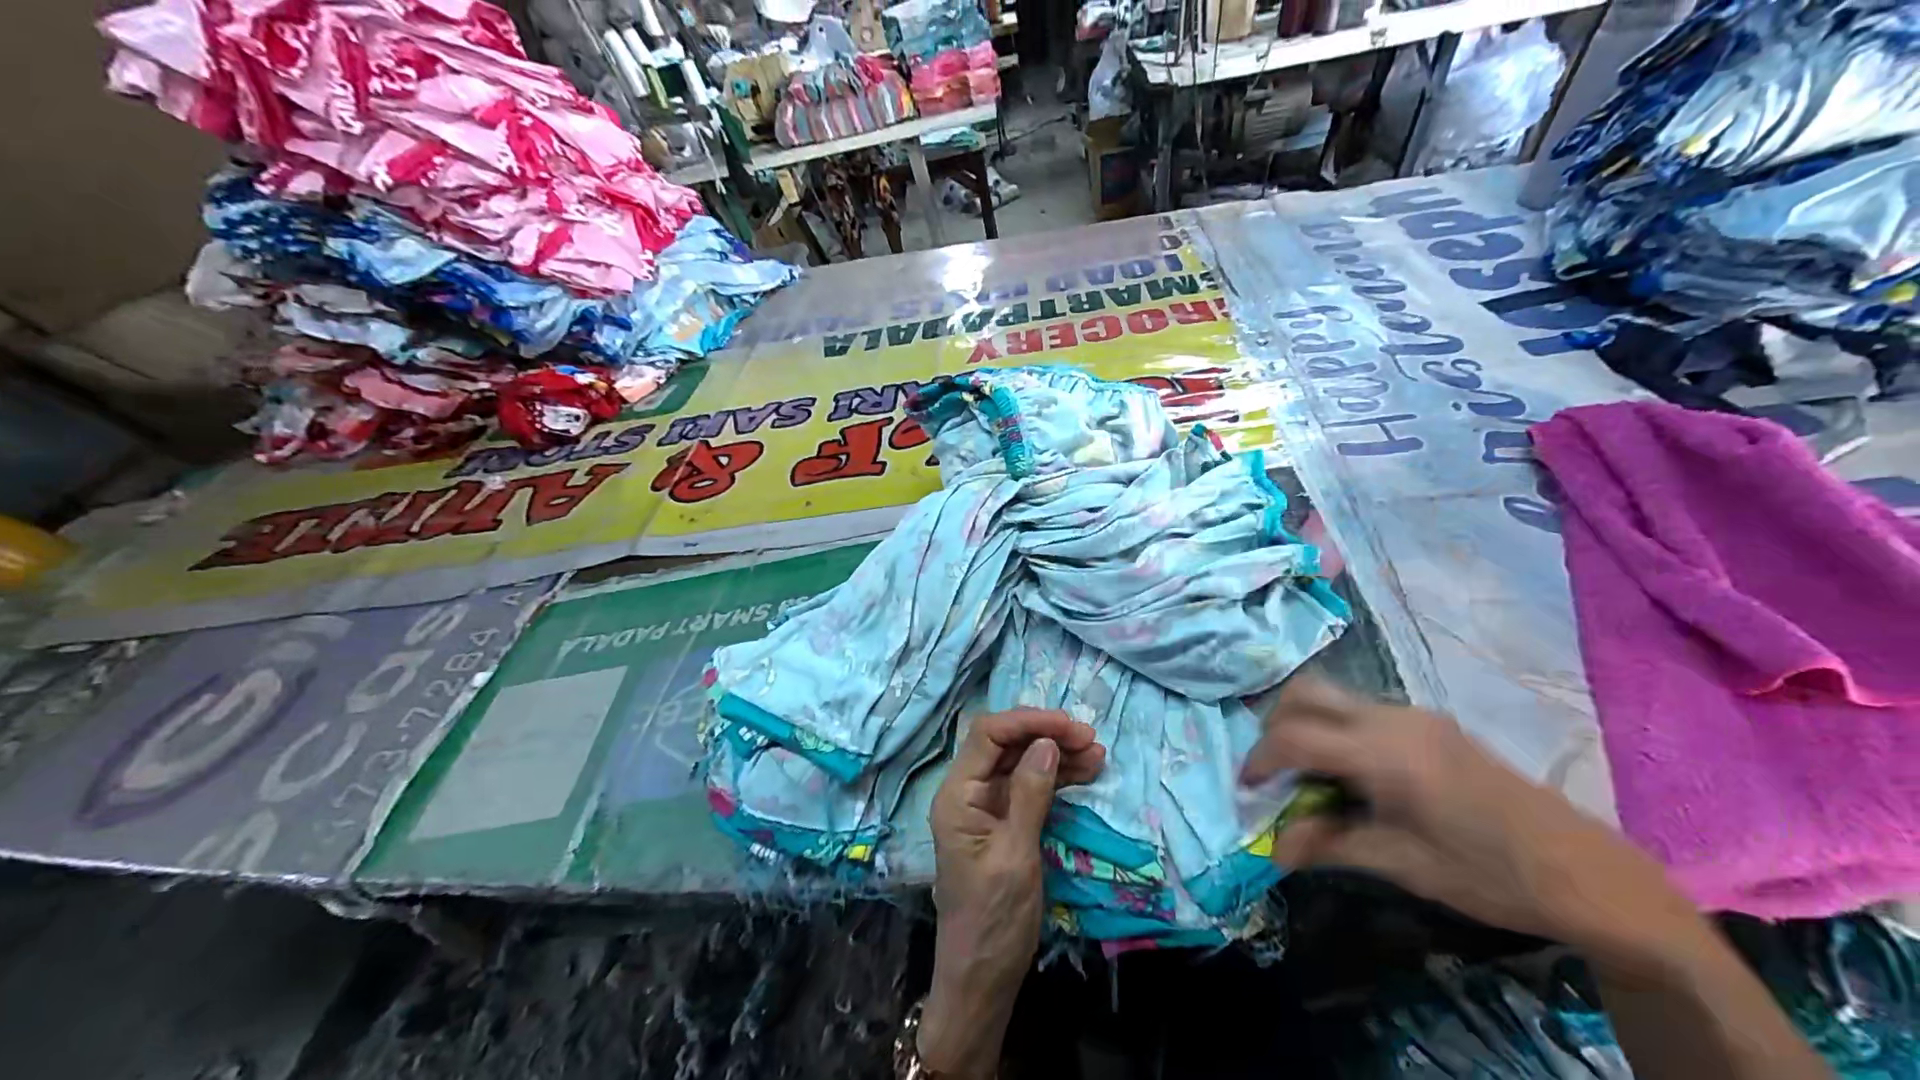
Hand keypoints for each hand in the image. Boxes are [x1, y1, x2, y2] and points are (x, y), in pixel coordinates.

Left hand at [920, 708, 1105, 1078]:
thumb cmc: (994, 919)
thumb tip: (1047, 743)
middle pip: (1006, 745)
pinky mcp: (1004, 824)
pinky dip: (1056, 779)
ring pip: (1021, 764)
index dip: (1027, 722)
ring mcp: (986, 808)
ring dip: (1057, 755)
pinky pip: (1030, 789)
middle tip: (1090, 740)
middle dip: (1046, 736)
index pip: (987, 735)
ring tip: (1097, 754)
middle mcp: (968, 793)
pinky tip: (1085, 774)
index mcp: (957, 794)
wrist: (982, 977)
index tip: (1069, 725)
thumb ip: (1029, 794)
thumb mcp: (1015, 854)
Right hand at [1242, 676, 1698, 951]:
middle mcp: (1394, 718)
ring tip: (1308, 776)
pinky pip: (1361, 709)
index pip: (1294, 736)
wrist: (1586, 872)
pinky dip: (1335, 729)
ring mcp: (1415, 715)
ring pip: (1333, 696)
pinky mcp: (1430, 723)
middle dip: (1274, 727)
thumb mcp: (1402, 866)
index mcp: (1385, 753)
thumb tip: (1272, 848)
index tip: (1247, 789)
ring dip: (1305, 725)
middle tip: (1273, 772)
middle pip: (1305, 693)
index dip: (1259, 760)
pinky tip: (1350, 773)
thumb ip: (1328, 845)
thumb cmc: (1490, 874)